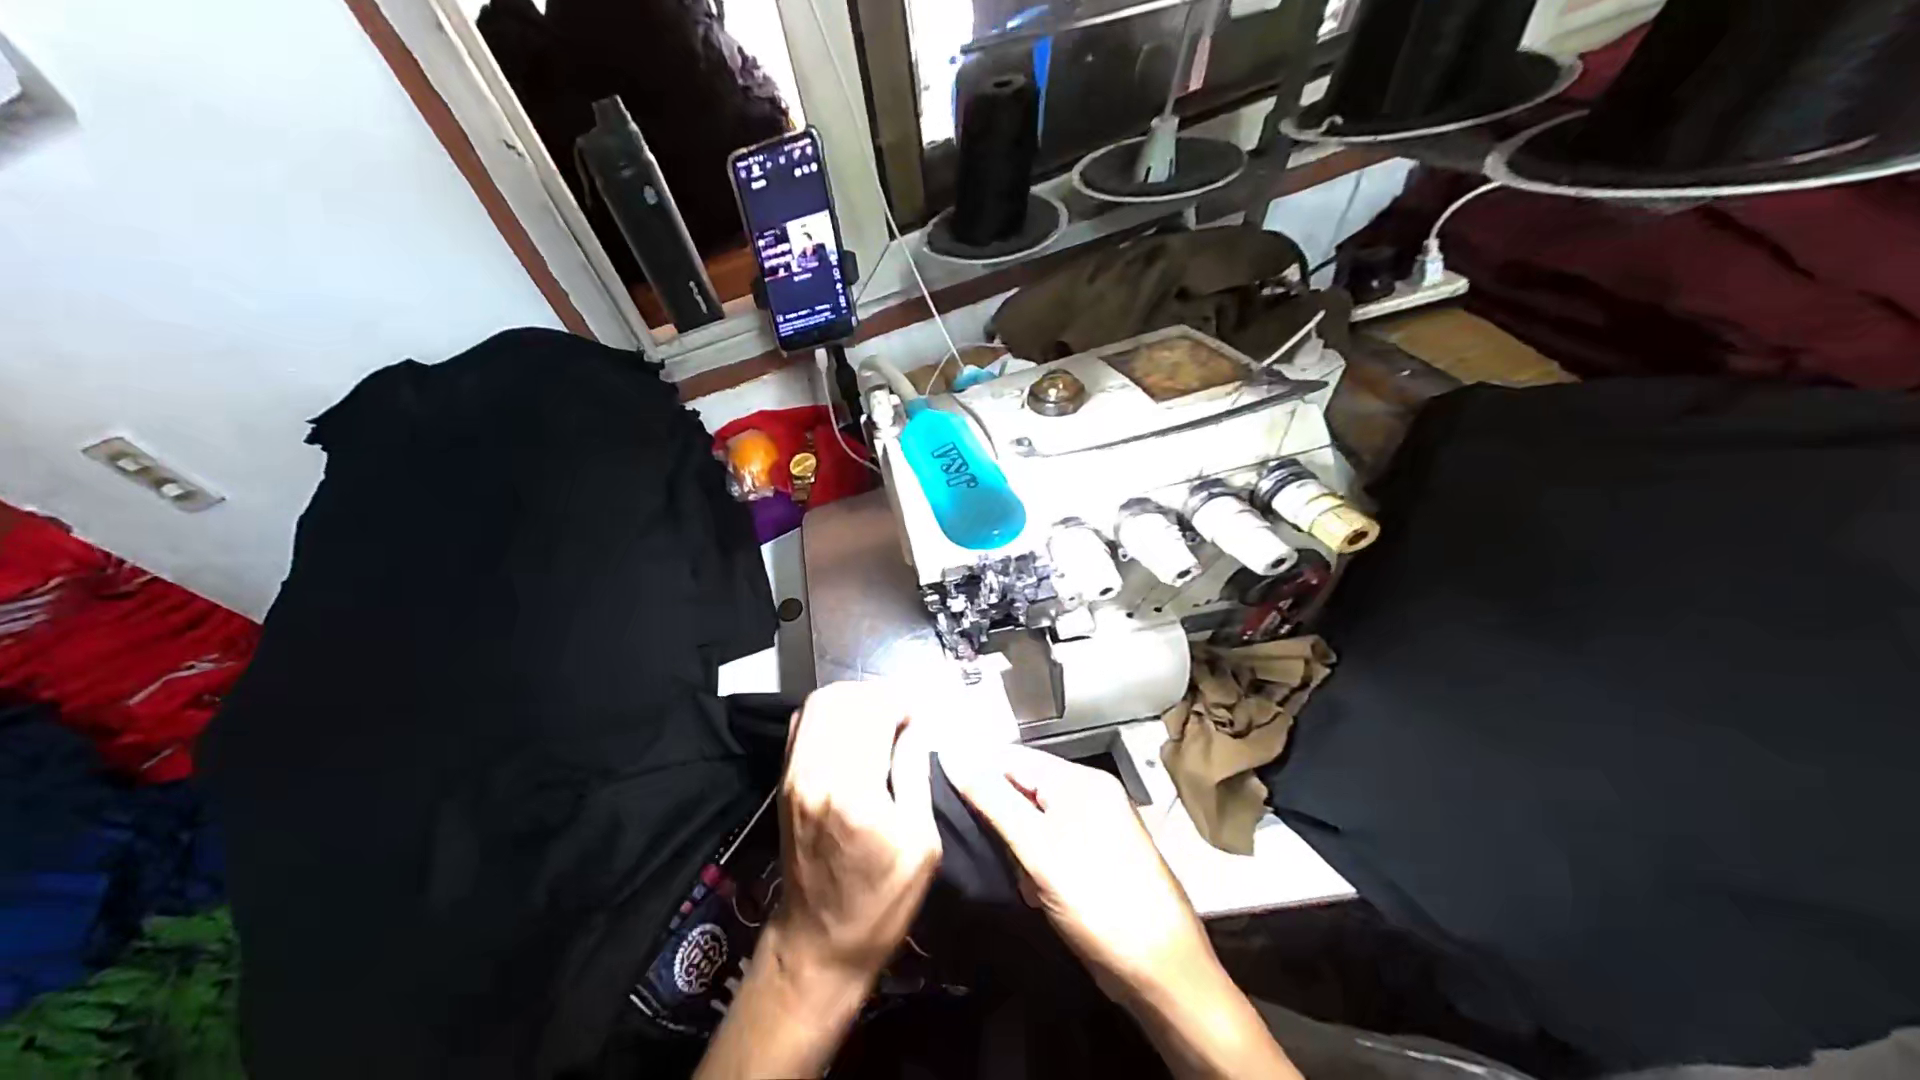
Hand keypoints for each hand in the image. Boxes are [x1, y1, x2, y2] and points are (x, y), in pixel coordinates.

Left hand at [770, 680, 941, 983]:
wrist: (818, 942)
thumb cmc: (880, 902)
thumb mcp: (922, 844)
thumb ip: (916, 775)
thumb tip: (915, 727)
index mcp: (854, 792)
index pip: (873, 712)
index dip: (900, 703)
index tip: (917, 717)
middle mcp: (816, 775)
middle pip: (843, 699)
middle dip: (878, 696)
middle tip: (901, 715)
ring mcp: (793, 776)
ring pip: (819, 705)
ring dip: (853, 700)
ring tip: (879, 718)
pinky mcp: (784, 781)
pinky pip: (803, 724)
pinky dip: (830, 714)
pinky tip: (852, 731)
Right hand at [940, 743, 1208, 1000]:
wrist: (1160, 971)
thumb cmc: (1097, 901)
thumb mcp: (1037, 848)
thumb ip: (993, 800)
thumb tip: (955, 756)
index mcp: (1081, 780)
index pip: (1013, 758)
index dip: (977, 774)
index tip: (943, 798)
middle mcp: (1091, 795)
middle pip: (1023, 789)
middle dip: (1001, 819)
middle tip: (989, 850)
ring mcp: (1097, 828)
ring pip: (1033, 822)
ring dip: (1018, 849)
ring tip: (1021, 880)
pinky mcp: (1097, 860)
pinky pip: (1050, 847)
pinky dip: (1036, 866)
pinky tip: (1037, 893)